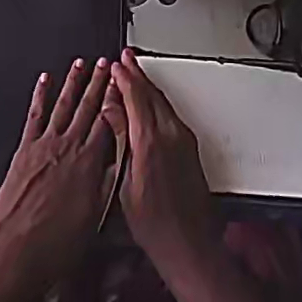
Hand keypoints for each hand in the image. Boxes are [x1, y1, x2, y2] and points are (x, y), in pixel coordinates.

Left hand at [0, 59, 116, 301]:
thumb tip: (119, 167)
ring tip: (80, 63)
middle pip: (88, 107)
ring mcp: (46, 143)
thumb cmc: (54, 242)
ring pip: (63, 104)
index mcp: (89, 162)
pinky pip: (35, 114)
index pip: (108, 121)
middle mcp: (69, 146)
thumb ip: (107, 185)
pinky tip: (44, 80)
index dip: (116, 99)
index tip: (122, 83)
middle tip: (105, 64)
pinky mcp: (26, 148)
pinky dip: (40, 95)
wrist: (15, 248)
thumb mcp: (94, 216)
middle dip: (98, 83)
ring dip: (73, 82)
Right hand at [108, 49, 260, 301]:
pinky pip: (171, 112)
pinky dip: (157, 100)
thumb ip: (119, 140)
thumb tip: (111, 112)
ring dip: (148, 85)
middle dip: (137, 73)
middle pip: (152, 93)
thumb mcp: (124, 183)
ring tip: (135, 73)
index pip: (136, 97)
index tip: (115, 66)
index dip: (124, 78)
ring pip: (163, 101)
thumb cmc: (155, 224)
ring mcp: (183, 138)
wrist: (189, 244)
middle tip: (125, 58)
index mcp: (150, 141)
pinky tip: (150, 101)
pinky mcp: (190, 145)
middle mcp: (170, 134)